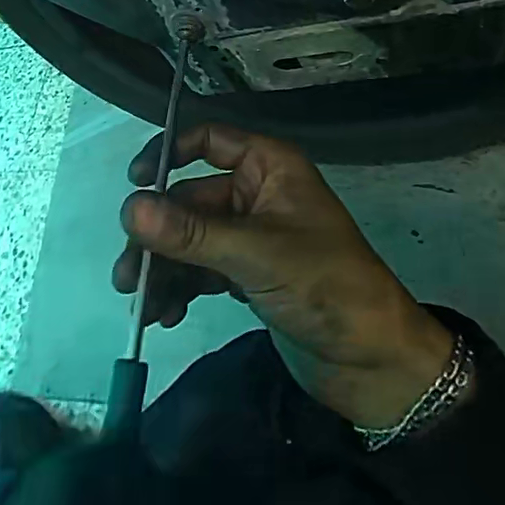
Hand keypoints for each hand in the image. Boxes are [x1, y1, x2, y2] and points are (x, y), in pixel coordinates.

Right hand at [112, 124, 454, 428]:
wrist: (375, 364)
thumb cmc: (327, 286)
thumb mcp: (256, 254)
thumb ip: (191, 232)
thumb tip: (130, 209)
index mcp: (269, 167)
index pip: (210, 141)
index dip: (169, 153)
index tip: (136, 183)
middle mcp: (257, 194)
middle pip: (190, 199)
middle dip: (158, 235)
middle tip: (128, 274)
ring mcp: (251, 237)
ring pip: (191, 239)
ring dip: (163, 267)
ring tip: (143, 303)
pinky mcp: (248, 276)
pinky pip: (201, 270)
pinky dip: (181, 287)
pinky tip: (166, 313)